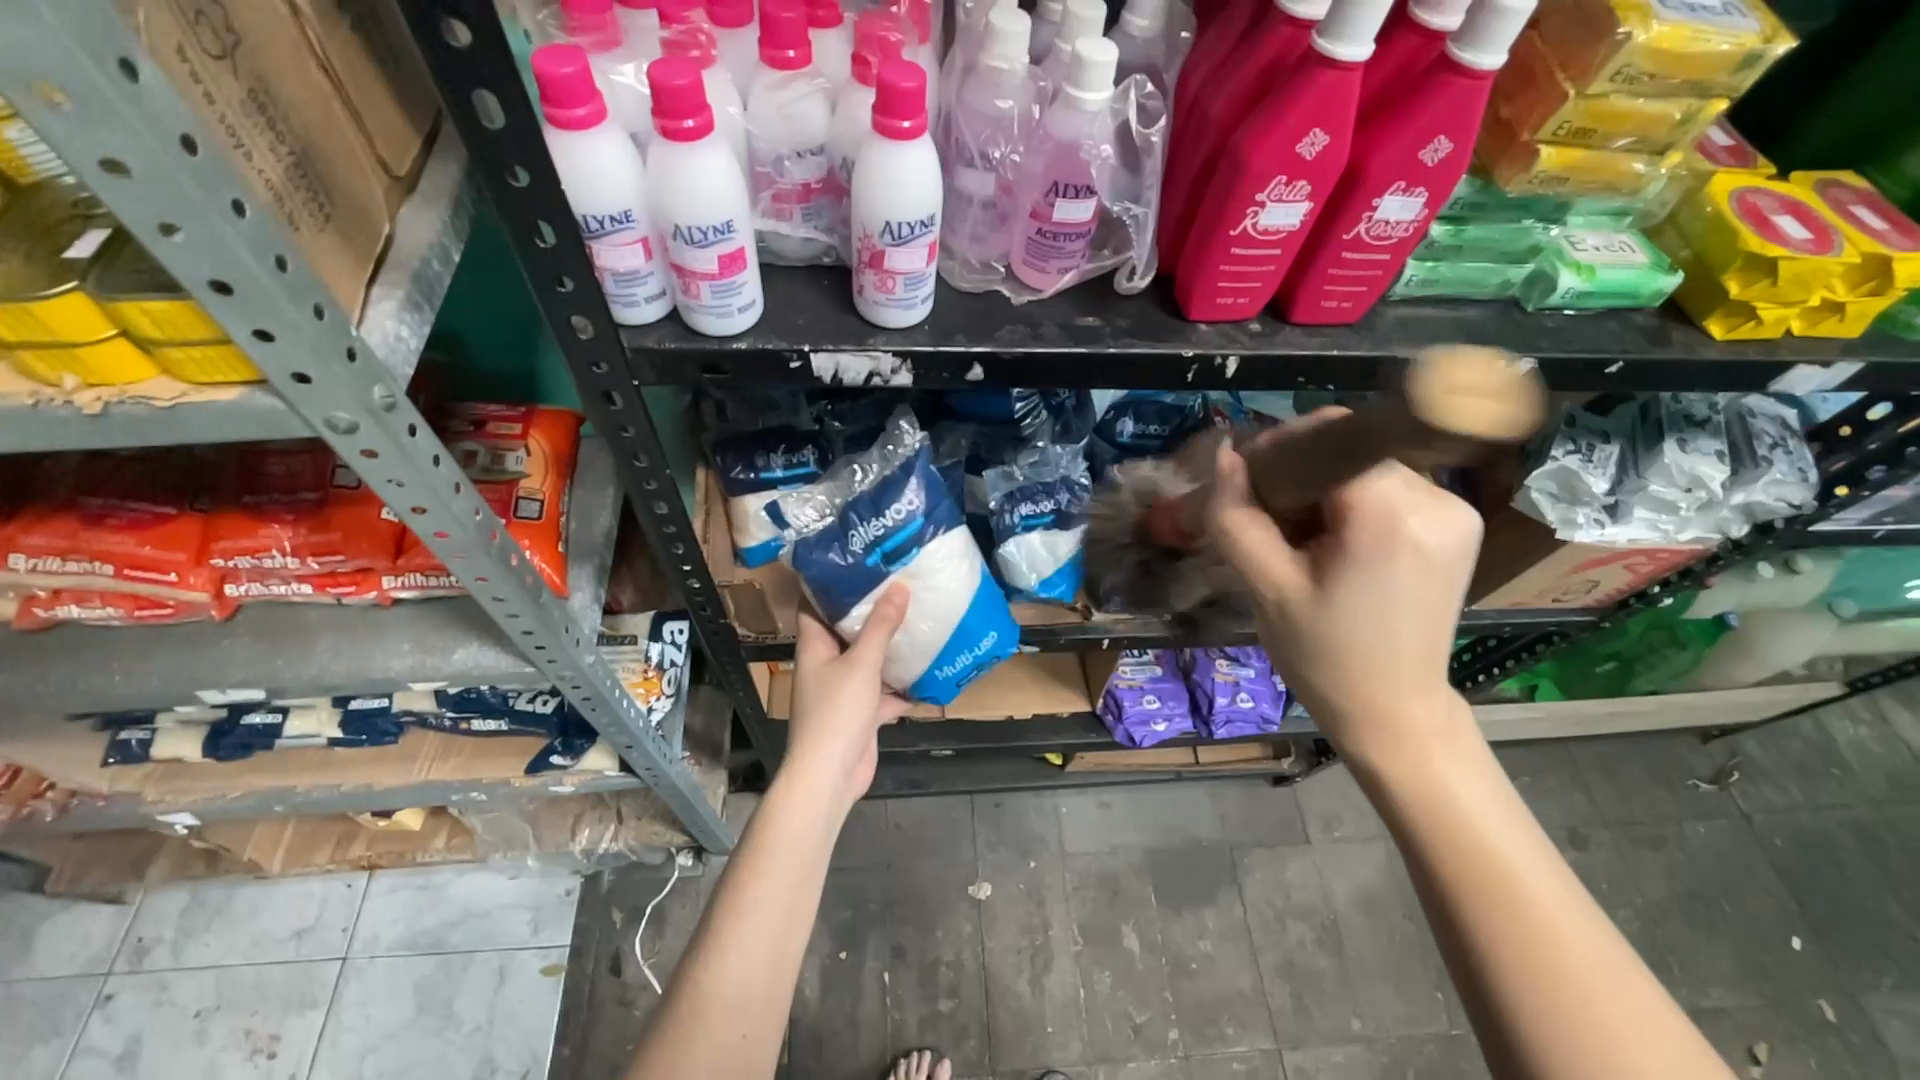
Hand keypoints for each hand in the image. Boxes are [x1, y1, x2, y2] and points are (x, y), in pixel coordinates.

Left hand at [784, 584, 912, 813]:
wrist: (830, 775)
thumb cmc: (836, 712)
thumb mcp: (862, 663)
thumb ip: (881, 626)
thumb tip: (899, 587)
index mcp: (814, 646)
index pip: (814, 605)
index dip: (831, 584)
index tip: (858, 563)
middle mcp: (826, 664)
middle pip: (846, 631)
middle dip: (871, 613)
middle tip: (900, 586)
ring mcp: (843, 690)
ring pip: (868, 661)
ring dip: (889, 647)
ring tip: (918, 620)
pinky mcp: (861, 714)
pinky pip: (883, 691)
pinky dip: (902, 685)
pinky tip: (928, 671)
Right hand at [1205, 415, 1483, 764]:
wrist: (1392, 710)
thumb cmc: (1323, 655)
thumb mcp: (1265, 588)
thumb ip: (1236, 516)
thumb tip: (1225, 455)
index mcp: (1389, 514)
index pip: (1328, 437)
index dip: (1280, 451)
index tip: (1248, 486)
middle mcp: (1436, 499)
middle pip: (1350, 450)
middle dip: (1302, 474)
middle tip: (1270, 521)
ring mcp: (1456, 511)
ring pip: (1369, 466)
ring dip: (1328, 489)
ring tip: (1303, 539)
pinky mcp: (1460, 525)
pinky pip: (1394, 488)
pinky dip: (1358, 503)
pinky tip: (1338, 545)